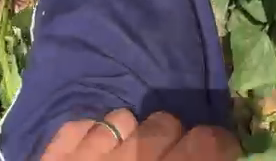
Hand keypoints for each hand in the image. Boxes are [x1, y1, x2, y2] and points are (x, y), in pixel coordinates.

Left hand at [38, 111, 239, 160]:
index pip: (208, 142)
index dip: (219, 147)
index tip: (222, 157)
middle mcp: (133, 158)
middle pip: (166, 123)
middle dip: (175, 143)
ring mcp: (89, 152)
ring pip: (124, 118)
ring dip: (131, 139)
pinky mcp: (54, 157)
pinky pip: (81, 126)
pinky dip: (91, 139)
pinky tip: (94, 160)